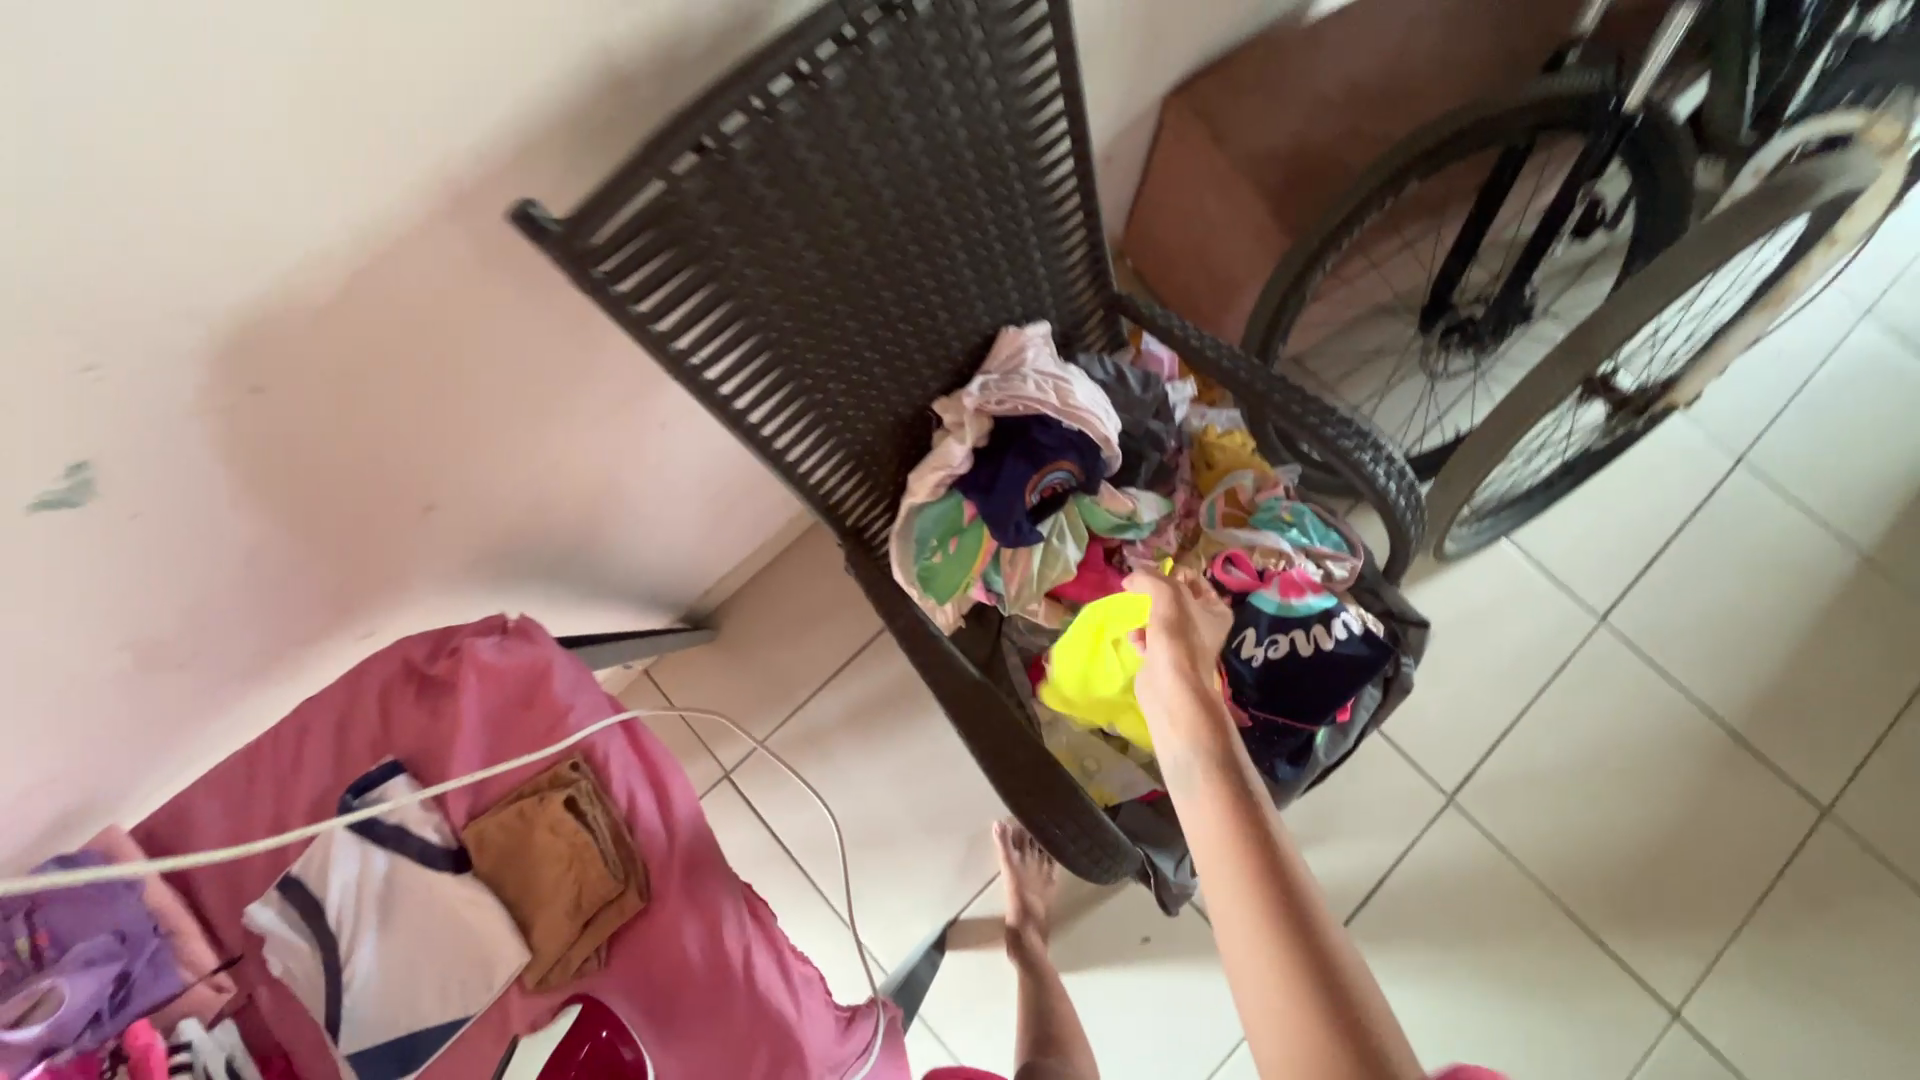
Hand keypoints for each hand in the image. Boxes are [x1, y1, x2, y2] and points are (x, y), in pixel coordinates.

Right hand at [1124, 567, 1235, 750]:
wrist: (1172, 688)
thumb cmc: (1177, 638)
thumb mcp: (1167, 596)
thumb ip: (1149, 578)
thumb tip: (1131, 577)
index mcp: (1215, 608)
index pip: (1191, 578)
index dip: (1170, 574)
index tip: (1151, 580)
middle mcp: (1204, 624)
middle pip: (1171, 597)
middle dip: (1151, 597)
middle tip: (1137, 596)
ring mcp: (1184, 643)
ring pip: (1157, 617)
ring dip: (1142, 617)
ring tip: (1137, 625)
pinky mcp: (1165, 657)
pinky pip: (1149, 637)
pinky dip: (1140, 637)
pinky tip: (1136, 642)